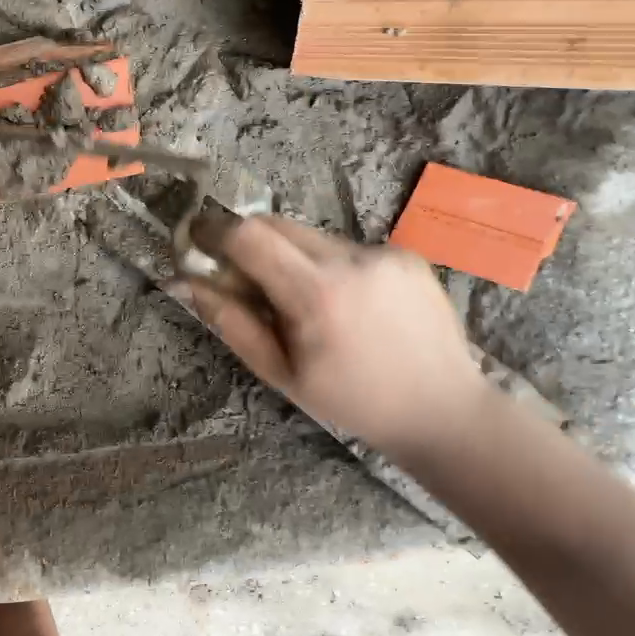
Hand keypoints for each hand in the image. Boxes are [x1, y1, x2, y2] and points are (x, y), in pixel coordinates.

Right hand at [174, 215, 486, 454]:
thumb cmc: (352, 400)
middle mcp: (352, 262)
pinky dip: (325, 263)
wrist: (447, 411)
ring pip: (307, 234)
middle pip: (273, 224)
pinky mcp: (405, 255)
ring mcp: (384, 255)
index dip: (213, 230)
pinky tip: (343, 301)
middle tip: (240, 274)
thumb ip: (229, 320)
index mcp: (316, 294)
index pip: (247, 235)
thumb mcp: (277, 371)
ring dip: (286, 255)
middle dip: (245, 241)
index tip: (195, 239)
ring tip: (300, 298)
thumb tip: (187, 281)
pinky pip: (342, 246)